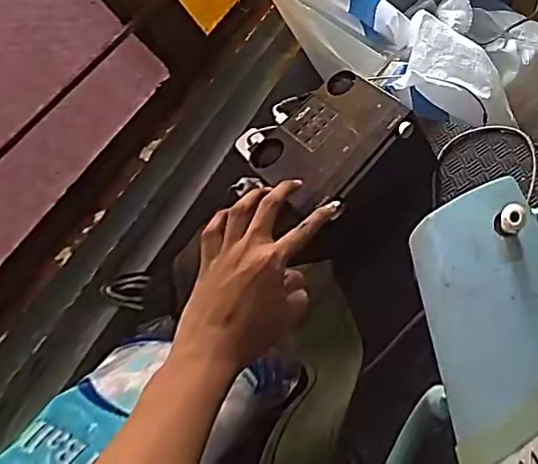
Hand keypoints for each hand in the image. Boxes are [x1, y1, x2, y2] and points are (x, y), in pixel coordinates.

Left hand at [172, 180, 336, 374]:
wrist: (206, 354)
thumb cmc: (248, 335)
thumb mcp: (288, 313)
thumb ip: (298, 289)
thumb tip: (292, 278)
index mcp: (273, 260)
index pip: (305, 229)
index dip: (322, 215)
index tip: (332, 206)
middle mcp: (249, 249)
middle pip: (267, 206)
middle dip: (284, 189)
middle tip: (293, 184)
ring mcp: (224, 254)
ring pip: (237, 212)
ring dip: (251, 195)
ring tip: (261, 189)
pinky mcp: (205, 265)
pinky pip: (210, 232)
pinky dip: (219, 217)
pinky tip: (225, 213)